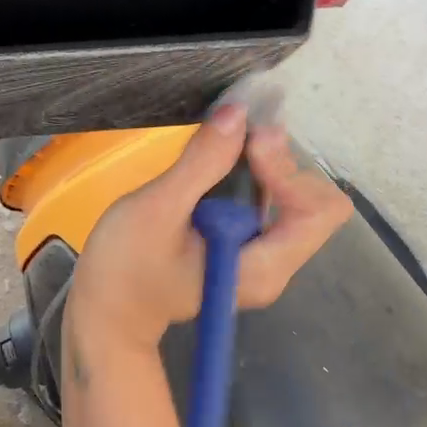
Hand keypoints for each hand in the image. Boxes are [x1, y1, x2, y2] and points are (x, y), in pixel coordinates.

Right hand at [68, 103, 353, 349]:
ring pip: (287, 196)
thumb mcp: (157, 209)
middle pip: (308, 199)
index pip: (319, 212)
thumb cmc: (126, 267)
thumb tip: (238, 113)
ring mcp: (259, 256)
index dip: (289, 170)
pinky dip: (245, 174)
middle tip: (228, 137)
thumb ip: (201, 163)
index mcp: (263, 267)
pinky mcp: (241, 245)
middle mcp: (274, 264)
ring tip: (215, 144)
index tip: (247, 145)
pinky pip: (263, 201)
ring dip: (259, 163)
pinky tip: (210, 163)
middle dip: (275, 161)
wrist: (106, 313)